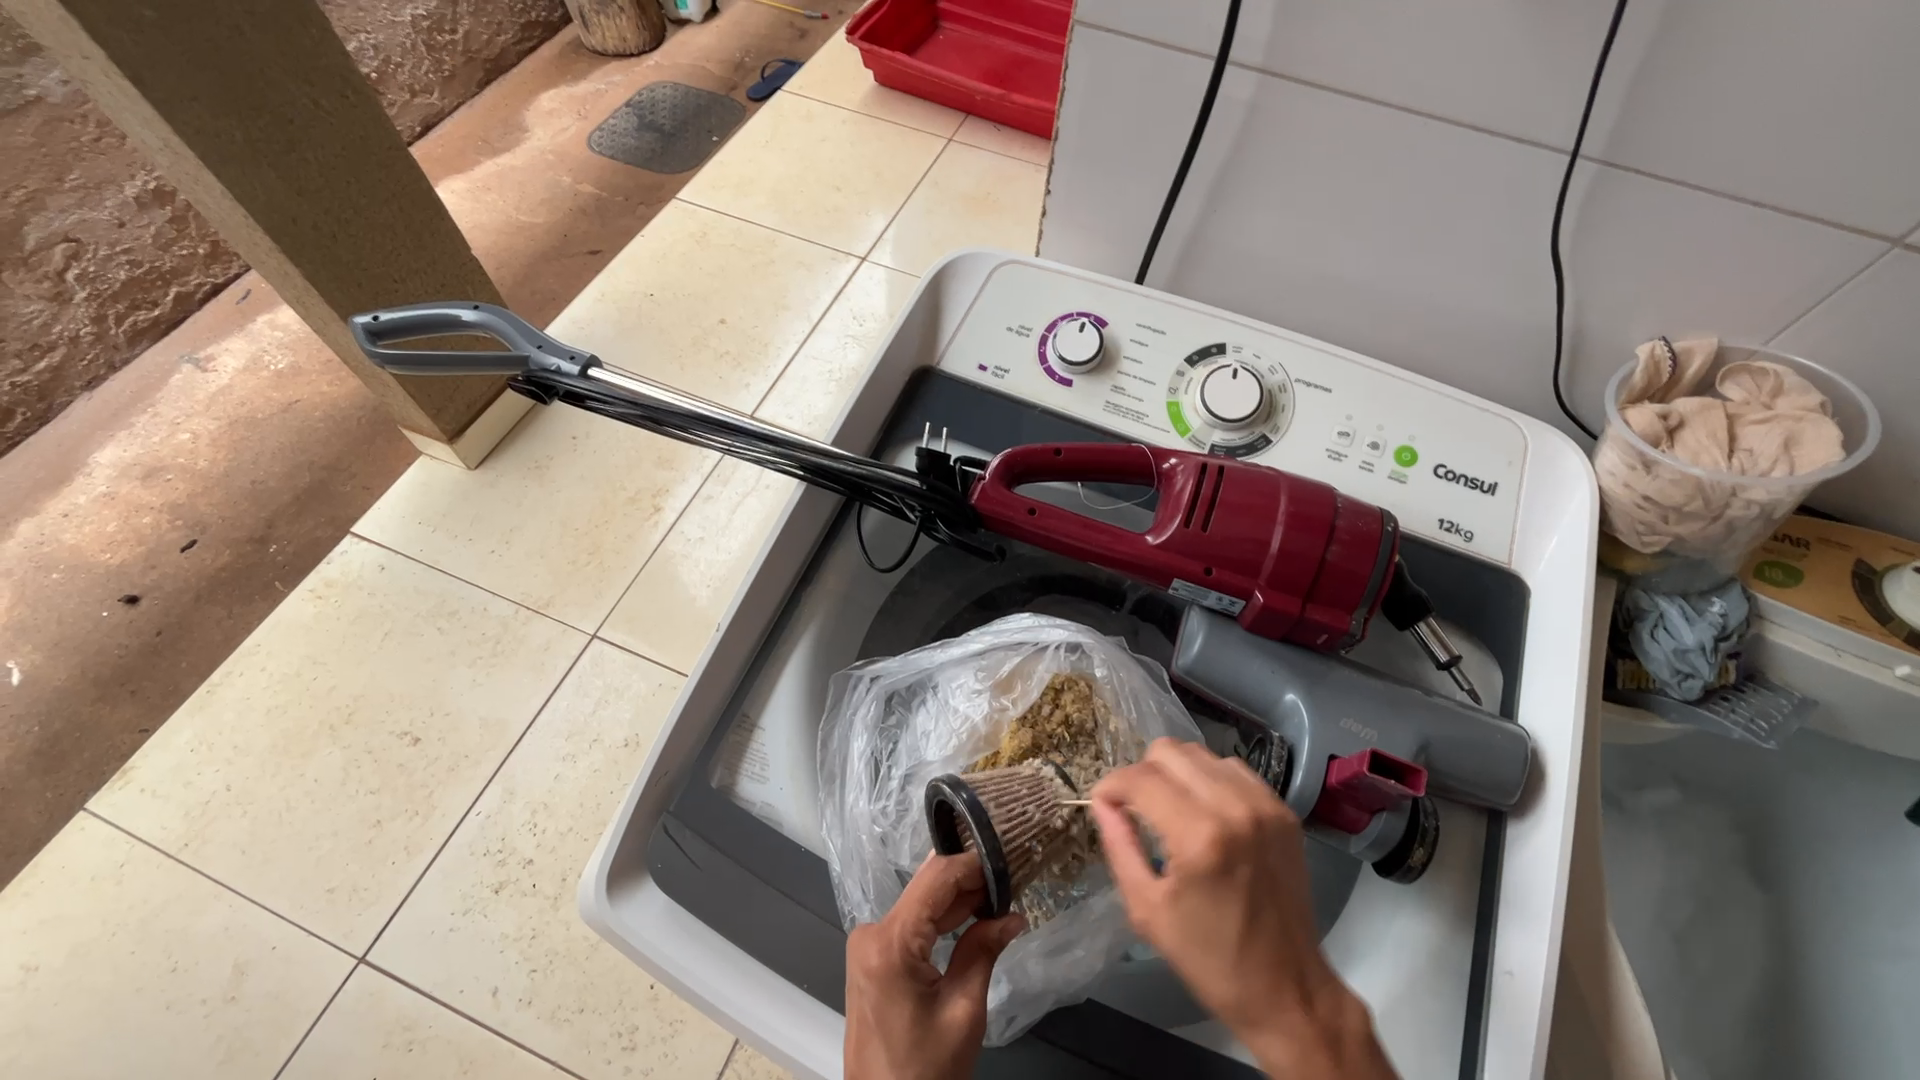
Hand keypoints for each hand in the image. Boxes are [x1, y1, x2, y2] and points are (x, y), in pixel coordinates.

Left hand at [843, 852, 1025, 1079]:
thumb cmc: (925, 1070)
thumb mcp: (963, 1011)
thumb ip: (983, 951)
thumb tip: (1012, 915)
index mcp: (890, 942)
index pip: (936, 879)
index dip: (973, 864)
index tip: (1009, 860)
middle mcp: (871, 932)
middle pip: (926, 889)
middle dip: (970, 882)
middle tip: (1013, 879)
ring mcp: (867, 945)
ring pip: (920, 904)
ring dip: (958, 900)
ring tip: (1000, 895)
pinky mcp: (871, 959)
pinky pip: (911, 926)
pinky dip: (941, 920)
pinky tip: (973, 917)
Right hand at [1090, 739, 1396, 1079]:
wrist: (1287, 989)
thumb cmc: (1209, 958)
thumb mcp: (1147, 909)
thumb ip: (1120, 846)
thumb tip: (1102, 804)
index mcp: (1199, 837)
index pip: (1140, 778)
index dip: (1111, 786)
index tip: (1103, 805)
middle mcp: (1235, 808)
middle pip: (1169, 752)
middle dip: (1141, 774)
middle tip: (1135, 808)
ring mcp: (1265, 807)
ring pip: (1201, 754)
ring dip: (1176, 773)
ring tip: (1170, 809)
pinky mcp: (1284, 813)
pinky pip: (1234, 770)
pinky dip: (1209, 780)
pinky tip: (1203, 812)